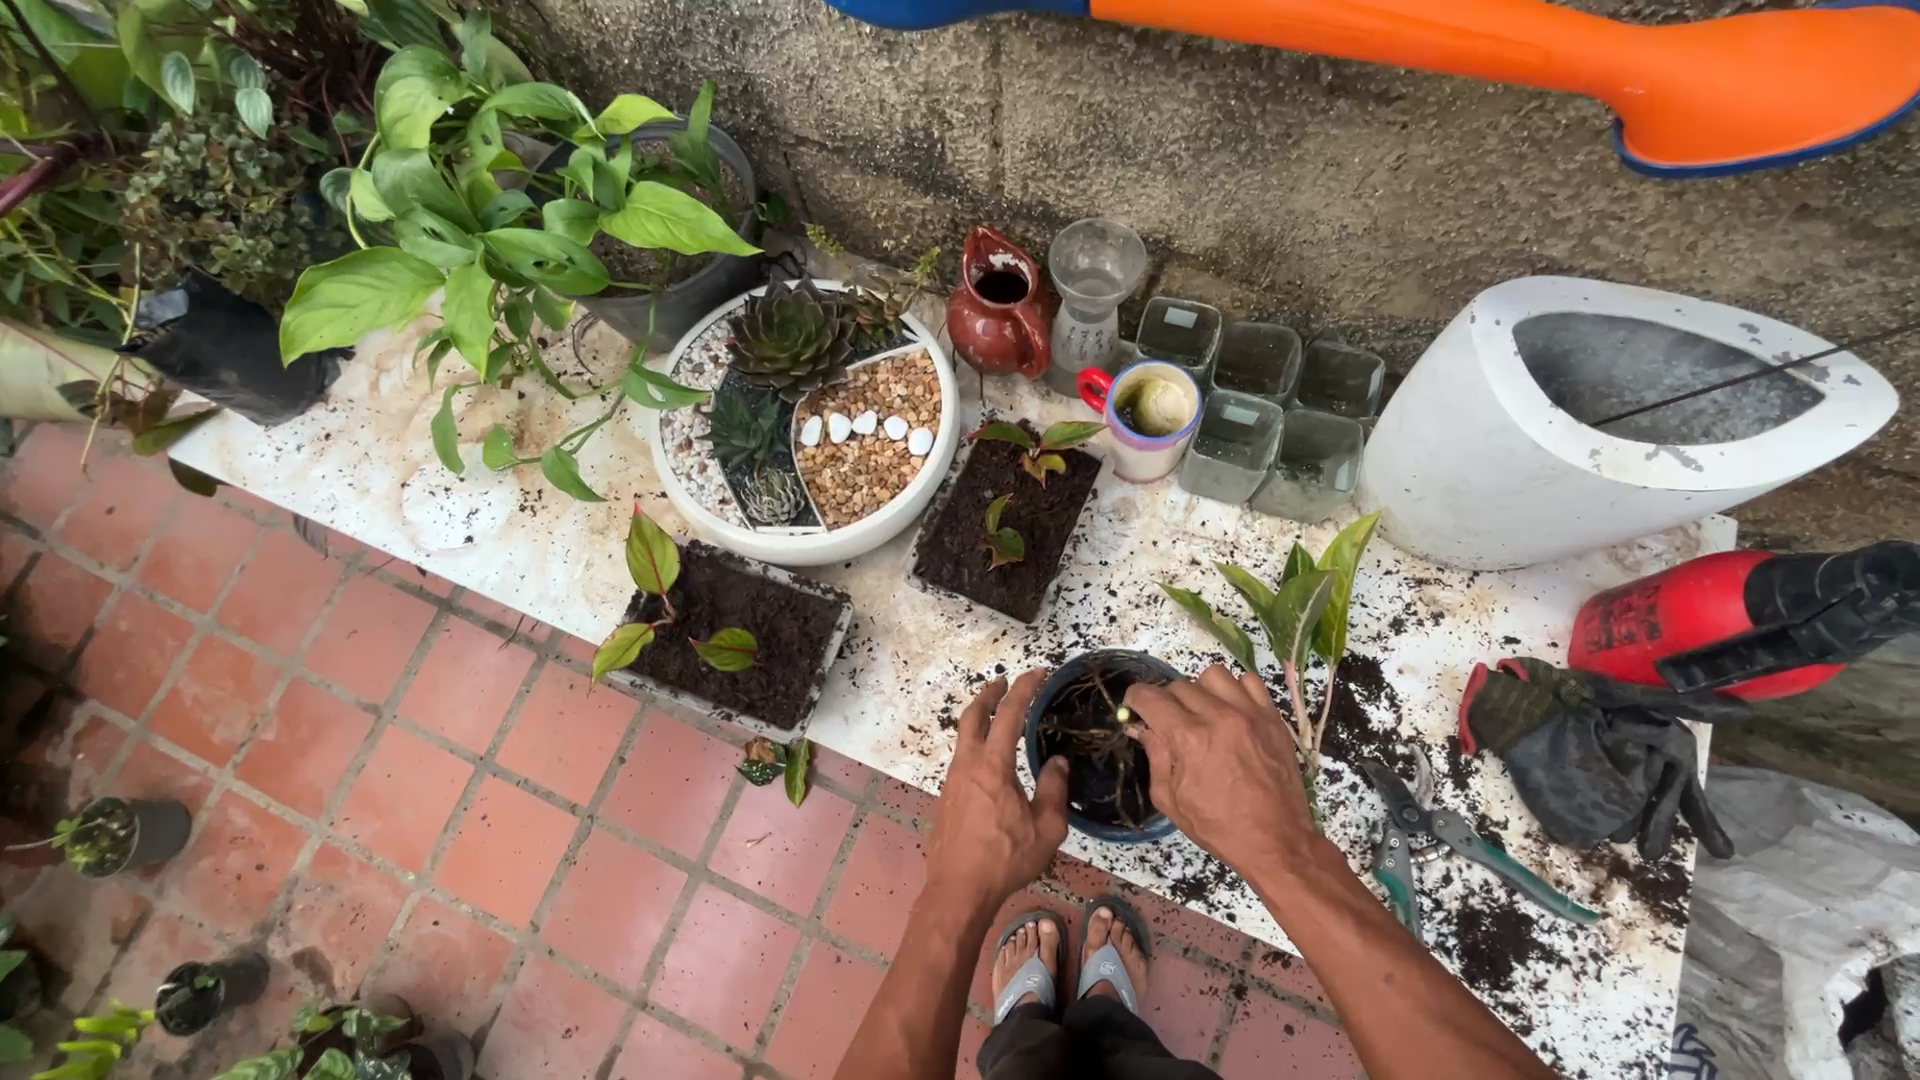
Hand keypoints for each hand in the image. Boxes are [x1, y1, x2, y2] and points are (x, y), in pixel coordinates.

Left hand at [926, 670, 1069, 910]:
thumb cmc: (1005, 859)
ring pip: (963, 737)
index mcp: (992, 766)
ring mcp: (952, 781)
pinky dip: (975, 743)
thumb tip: (1056, 762)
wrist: (957, 890)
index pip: (1008, 715)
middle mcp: (967, 765)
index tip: (1037, 673)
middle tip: (1004, 683)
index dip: (1024, 690)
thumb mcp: (1046, 829)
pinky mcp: (947, 797)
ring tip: (998, 716)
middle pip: (973, 716)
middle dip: (989, 694)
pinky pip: (961, 758)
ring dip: (979, 718)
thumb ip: (1054, 790)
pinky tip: (989, 758)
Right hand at [1123, 665, 1316, 877]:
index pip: (1149, 697)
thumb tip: (1144, 727)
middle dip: (1166, 701)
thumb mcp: (1170, 799)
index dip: (1134, 700)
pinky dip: (1235, 691)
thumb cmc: (1218, 827)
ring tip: (1203, 713)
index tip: (1135, 708)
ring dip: (1200, 690)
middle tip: (1169, 723)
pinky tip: (1232, 711)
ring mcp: (1249, 714)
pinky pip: (1249, 682)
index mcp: (1188, 739)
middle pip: (1178, 686)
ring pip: (1213, 676)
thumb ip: (1154, 755)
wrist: (1277, 842)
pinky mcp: (1272, 718)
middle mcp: (1218, 717)